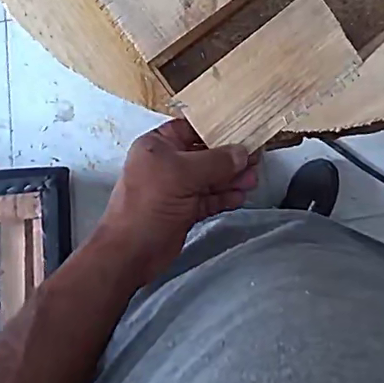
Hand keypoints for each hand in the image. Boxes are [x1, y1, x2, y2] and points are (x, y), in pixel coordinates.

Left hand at [91, 118, 258, 282]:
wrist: (129, 255)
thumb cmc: (148, 205)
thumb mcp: (183, 175)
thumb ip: (217, 161)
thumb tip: (243, 153)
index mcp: (158, 144)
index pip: (193, 127)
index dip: (218, 126)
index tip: (243, 127)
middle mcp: (168, 162)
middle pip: (206, 153)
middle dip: (230, 157)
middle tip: (255, 157)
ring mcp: (176, 186)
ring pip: (210, 176)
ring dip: (232, 178)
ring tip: (252, 179)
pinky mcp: (184, 208)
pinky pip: (210, 196)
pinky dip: (225, 196)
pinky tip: (240, 196)